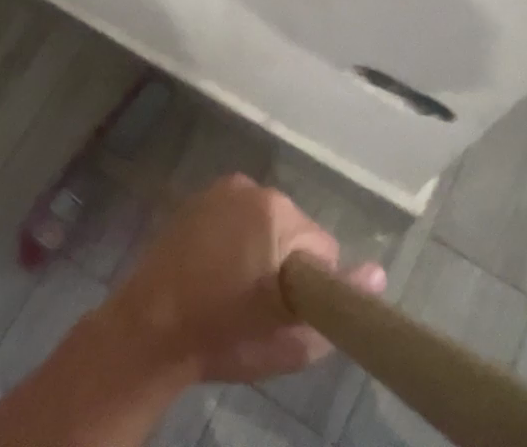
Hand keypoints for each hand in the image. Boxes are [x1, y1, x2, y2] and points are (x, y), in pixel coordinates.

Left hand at [97, 173, 387, 382]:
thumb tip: (377, 273)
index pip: (323, 250)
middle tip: (258, 303)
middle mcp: (250, 189)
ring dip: (260, 250)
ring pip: (264, 225)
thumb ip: (339, 302)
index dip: (311, 287)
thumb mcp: (291, 337)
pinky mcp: (193, 202)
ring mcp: (217, 192)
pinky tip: (214, 271)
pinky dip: (234, 240)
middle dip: (285, 263)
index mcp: (278, 214)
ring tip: (234, 288)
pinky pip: (234, 221)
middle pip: (293, 231)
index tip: (286, 311)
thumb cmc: (223, 335)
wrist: (149, 329)